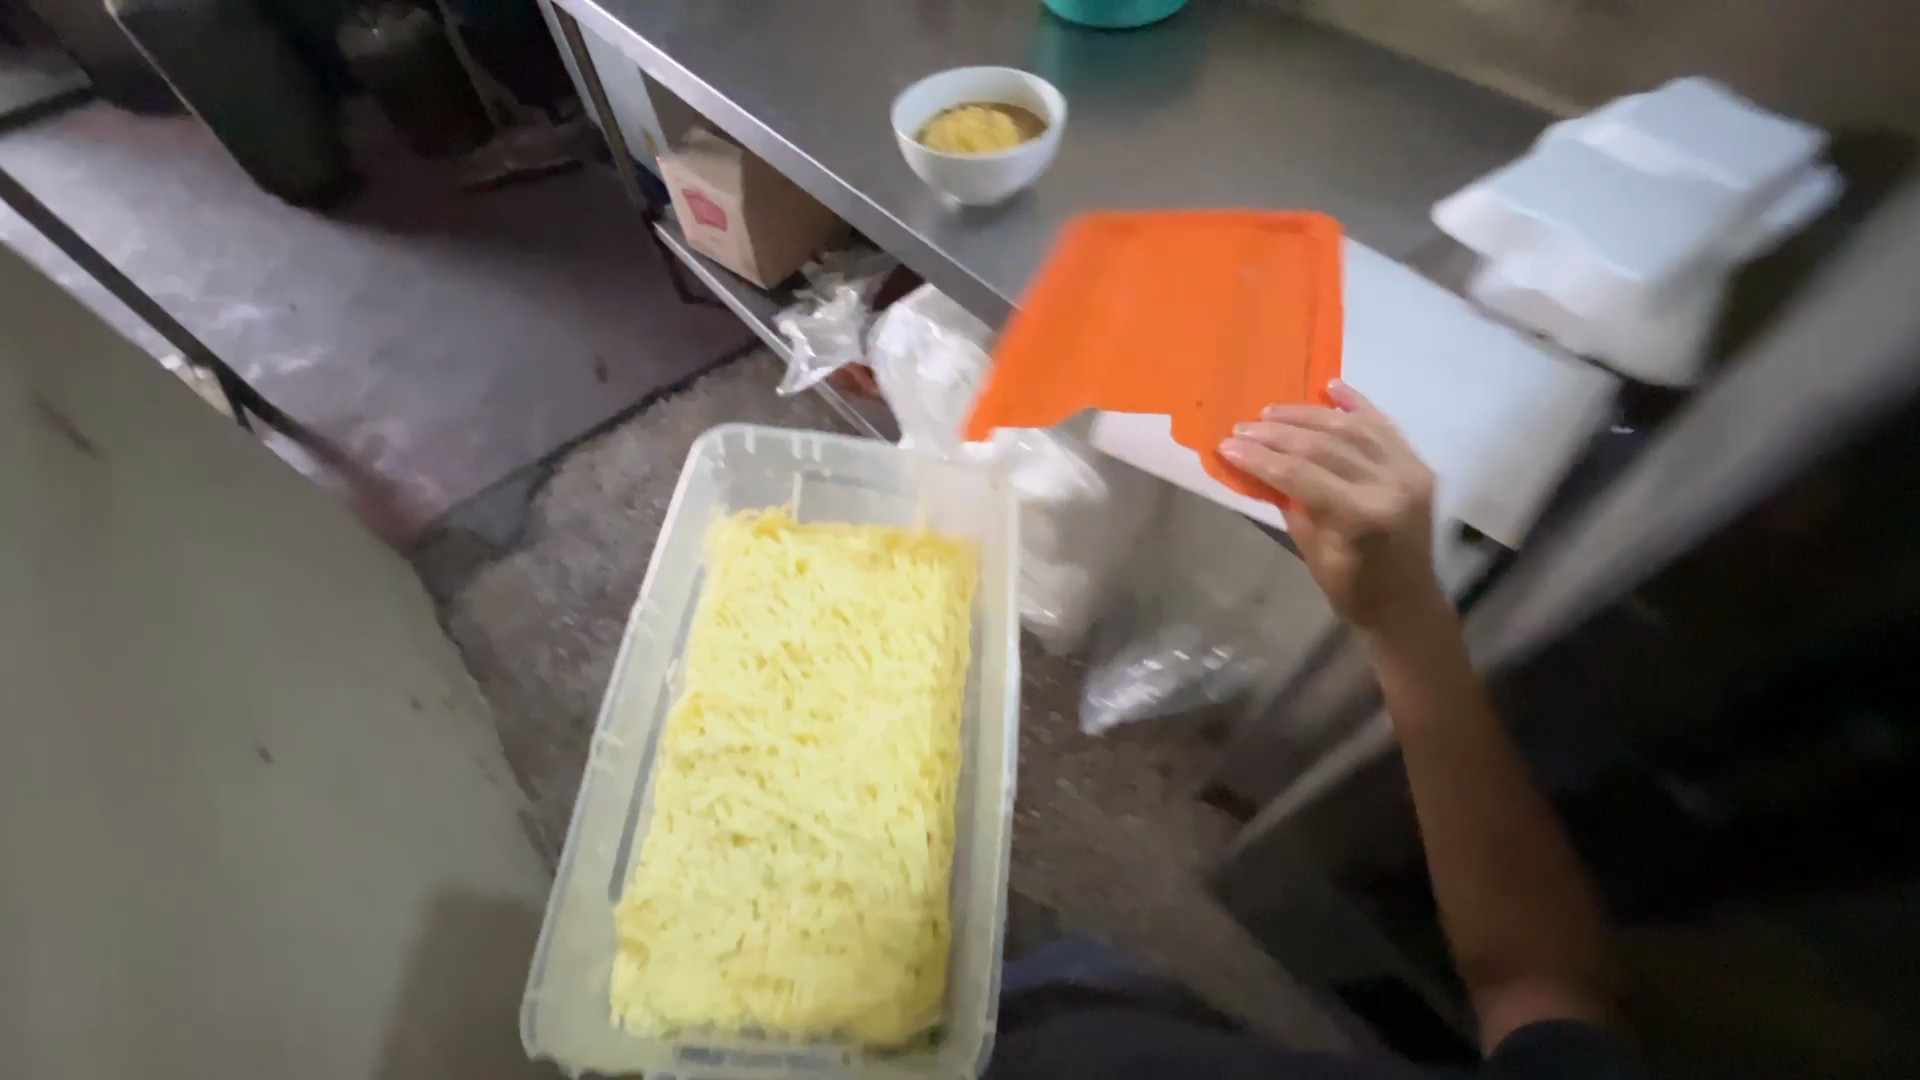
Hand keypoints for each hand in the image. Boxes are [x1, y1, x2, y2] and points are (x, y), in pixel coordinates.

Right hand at [1219, 381, 1443, 631]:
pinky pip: (1383, 426)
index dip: (1259, 457)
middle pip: (1324, 445)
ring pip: (1350, 428)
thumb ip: (1291, 502)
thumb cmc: (1351, 587)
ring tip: (1270, 412)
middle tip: (1240, 428)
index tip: (1226, 446)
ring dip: (1306, 415)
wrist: (1406, 602)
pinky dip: (1356, 404)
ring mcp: (1409, 470)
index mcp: (1363, 515)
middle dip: (1275, 434)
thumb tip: (1259, 467)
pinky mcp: (1417, 464)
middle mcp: (1391, 484)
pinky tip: (1330, 387)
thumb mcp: (1311, 548)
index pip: (1300, 473)